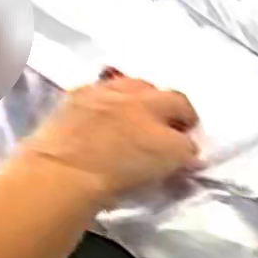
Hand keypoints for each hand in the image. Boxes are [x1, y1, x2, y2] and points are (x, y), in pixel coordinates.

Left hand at [16, 76, 199, 205]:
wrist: (69, 169)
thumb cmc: (130, 168)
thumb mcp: (177, 159)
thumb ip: (186, 144)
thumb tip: (184, 141)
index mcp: (154, 104)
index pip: (182, 104)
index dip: (189, 122)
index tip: (188, 139)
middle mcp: (123, 91)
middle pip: (149, 89)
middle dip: (160, 106)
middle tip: (163, 130)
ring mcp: (92, 93)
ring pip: (122, 89)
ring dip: (133, 104)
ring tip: (135, 126)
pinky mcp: (68, 101)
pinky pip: (96, 96)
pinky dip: (107, 107)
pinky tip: (109, 126)